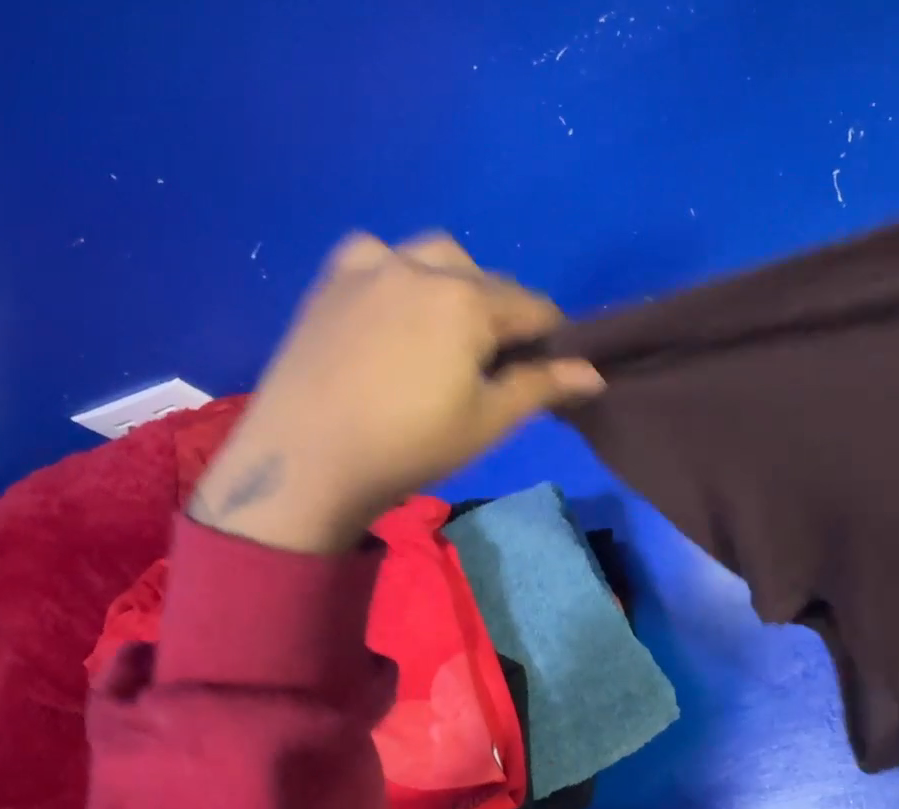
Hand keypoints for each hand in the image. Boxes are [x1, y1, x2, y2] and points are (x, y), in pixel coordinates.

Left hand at [190, 231, 602, 552]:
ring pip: (436, 256)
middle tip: (494, 363)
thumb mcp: (488, 421)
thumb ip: (543, 386)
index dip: (550, 339)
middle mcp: (422, 266)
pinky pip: (380, 256)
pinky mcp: (332, 279)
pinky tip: (395, 310)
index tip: (547, 371)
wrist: (304, 462)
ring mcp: (371, 266)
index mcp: (468, 300)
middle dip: (504, 314)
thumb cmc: (410, 446)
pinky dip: (400, 274)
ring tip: (448, 331)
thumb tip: (594, 374)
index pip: (534, 308)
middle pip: (488, 280)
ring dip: (456, 284)